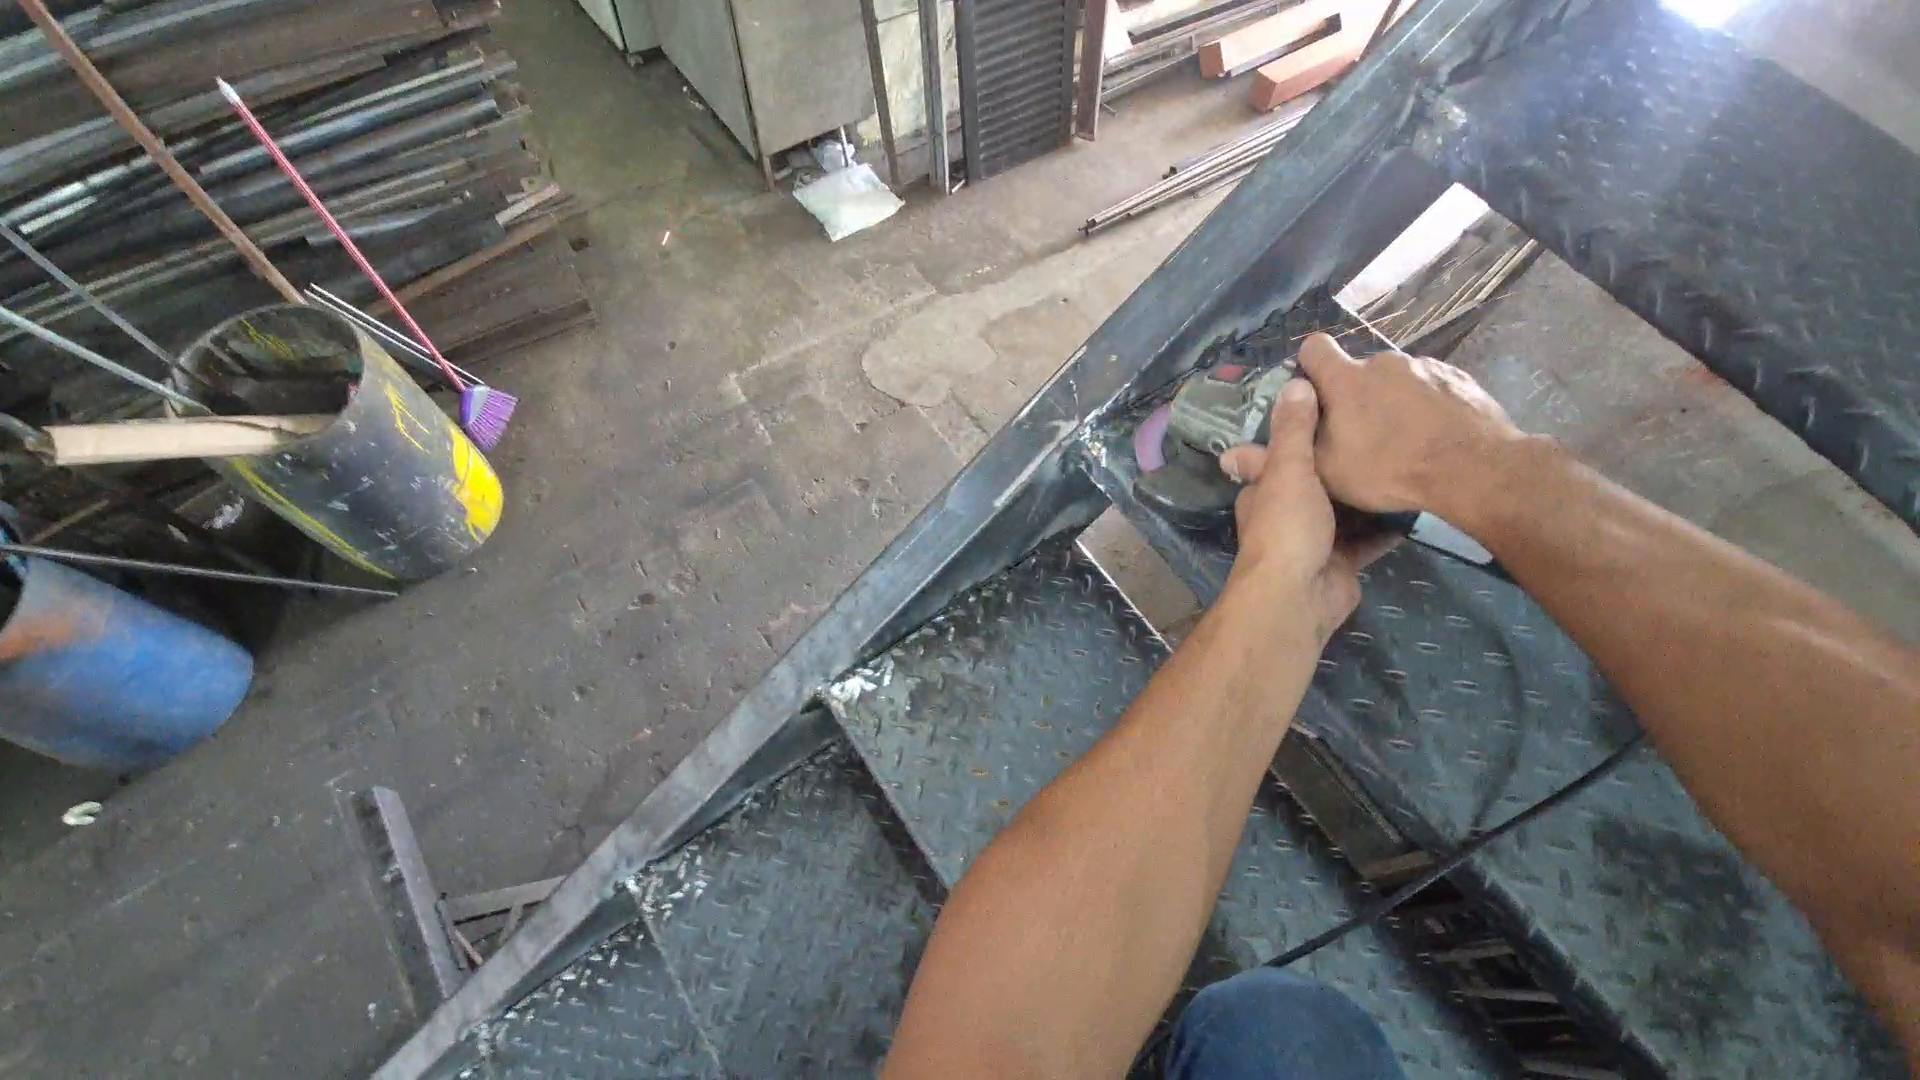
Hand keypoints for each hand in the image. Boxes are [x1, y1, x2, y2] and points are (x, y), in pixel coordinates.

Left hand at [1219, 378, 1397, 642]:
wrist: (1300, 595)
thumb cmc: (1288, 526)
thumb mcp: (1289, 468)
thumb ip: (1295, 429)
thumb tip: (1296, 383)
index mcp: (1264, 490)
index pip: (1283, 454)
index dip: (1307, 434)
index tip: (1343, 412)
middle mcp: (1286, 514)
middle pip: (1320, 483)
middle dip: (1346, 465)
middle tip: (1387, 435)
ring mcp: (1314, 540)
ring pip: (1346, 511)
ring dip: (1370, 495)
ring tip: (1408, 464)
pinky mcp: (1342, 562)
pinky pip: (1368, 539)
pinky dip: (1388, 526)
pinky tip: (1416, 505)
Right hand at [1295, 333, 1523, 520]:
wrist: (1471, 469)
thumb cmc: (1388, 470)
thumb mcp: (1327, 469)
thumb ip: (1305, 435)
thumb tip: (1298, 414)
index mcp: (1345, 380)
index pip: (1314, 347)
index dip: (1309, 365)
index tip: (1314, 392)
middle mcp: (1383, 362)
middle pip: (1358, 371)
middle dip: (1355, 396)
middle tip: (1362, 434)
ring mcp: (1424, 366)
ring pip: (1395, 380)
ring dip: (1391, 401)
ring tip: (1404, 439)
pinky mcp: (1457, 376)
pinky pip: (1427, 387)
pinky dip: (1423, 405)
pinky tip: (1433, 435)